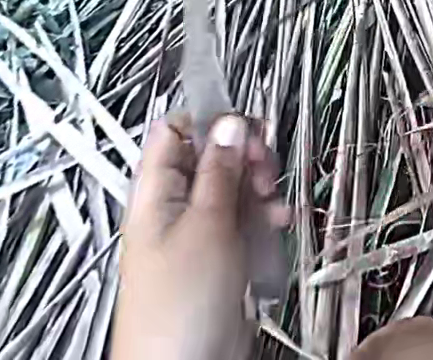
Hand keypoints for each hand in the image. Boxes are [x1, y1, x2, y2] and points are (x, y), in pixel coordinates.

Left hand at [113, 112, 286, 359]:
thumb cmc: (179, 309)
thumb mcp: (208, 222)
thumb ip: (221, 168)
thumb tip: (230, 122)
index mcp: (157, 195)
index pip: (176, 132)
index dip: (211, 122)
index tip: (243, 127)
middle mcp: (176, 209)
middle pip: (213, 157)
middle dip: (245, 156)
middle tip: (262, 165)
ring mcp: (199, 233)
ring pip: (234, 186)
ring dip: (259, 187)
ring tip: (270, 200)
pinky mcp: (221, 254)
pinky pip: (245, 218)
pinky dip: (264, 215)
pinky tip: (275, 222)